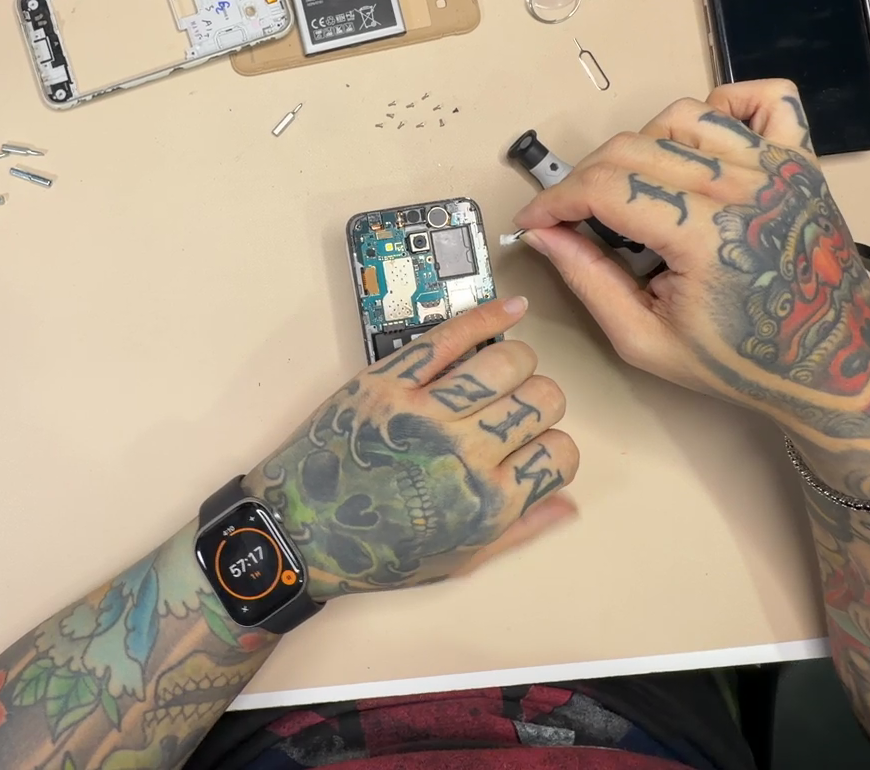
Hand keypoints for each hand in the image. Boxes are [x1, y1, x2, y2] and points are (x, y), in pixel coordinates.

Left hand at [245, 297, 578, 599]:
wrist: (300, 530)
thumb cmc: (379, 551)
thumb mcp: (458, 560)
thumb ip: (520, 530)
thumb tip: (569, 500)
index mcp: (487, 504)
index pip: (559, 452)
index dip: (554, 446)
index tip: (535, 445)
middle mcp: (464, 452)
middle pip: (541, 400)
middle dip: (541, 400)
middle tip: (518, 406)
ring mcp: (424, 410)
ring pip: (506, 361)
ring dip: (518, 360)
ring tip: (506, 369)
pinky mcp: (387, 380)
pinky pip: (448, 337)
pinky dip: (487, 317)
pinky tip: (512, 308)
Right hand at [512, 80, 869, 421]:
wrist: (838, 368)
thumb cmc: (741, 362)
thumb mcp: (643, 340)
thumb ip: (587, 280)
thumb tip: (542, 234)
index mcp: (706, 236)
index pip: (604, 188)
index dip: (553, 200)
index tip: (533, 220)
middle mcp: (744, 187)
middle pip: (632, 148)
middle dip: (583, 178)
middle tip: (573, 215)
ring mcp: (779, 167)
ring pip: (682, 116)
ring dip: (639, 143)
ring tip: (634, 186)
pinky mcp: (801, 161)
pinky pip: (762, 99)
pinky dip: (723, 107)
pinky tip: (699, 147)